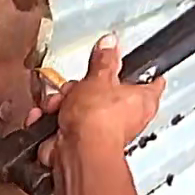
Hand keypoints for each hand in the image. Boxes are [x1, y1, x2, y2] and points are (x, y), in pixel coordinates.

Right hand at [26, 34, 166, 164]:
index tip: (130, 65)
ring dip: (60, 103)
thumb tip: (110, 43)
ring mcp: (97, 131)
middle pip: (101, 93)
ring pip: (76, 107)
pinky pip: (59, 124)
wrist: (76, 150)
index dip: (138, 72)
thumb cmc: (98, 120)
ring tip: (57, 105)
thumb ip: (104, 60)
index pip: (149, 82)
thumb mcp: (100, 78)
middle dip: (79, 88)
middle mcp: (123, 118)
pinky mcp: (75, 142)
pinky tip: (45, 116)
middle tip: (74, 87)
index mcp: (141, 100)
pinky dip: (48, 120)